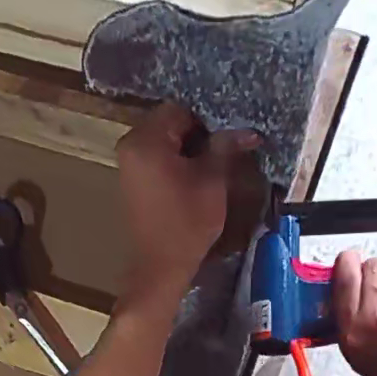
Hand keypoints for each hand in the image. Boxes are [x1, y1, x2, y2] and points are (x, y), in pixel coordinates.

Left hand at [115, 102, 259, 306]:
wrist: (162, 264)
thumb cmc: (188, 222)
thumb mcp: (212, 181)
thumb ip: (225, 148)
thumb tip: (248, 131)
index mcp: (146, 140)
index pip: (180, 110)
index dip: (207, 122)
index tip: (225, 142)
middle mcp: (130, 144)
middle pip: (169, 124)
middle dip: (197, 136)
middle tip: (222, 155)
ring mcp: (128, 163)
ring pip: (164, 141)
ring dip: (188, 150)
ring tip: (210, 169)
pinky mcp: (132, 180)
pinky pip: (156, 158)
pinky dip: (175, 162)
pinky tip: (193, 180)